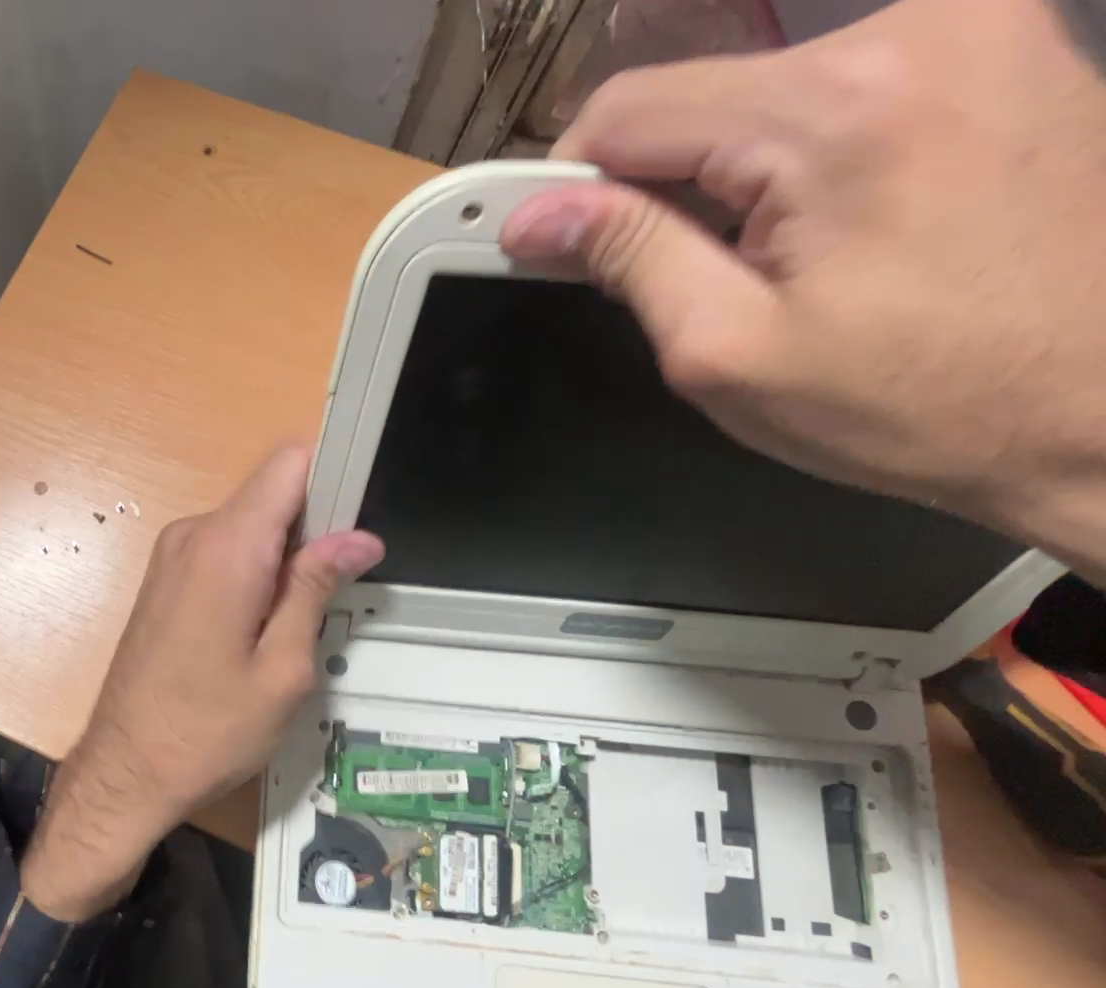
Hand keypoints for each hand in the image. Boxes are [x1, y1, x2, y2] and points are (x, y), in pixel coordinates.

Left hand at [19, 446, 384, 919]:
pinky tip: (257, 629)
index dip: (332, 475)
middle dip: (312, 530)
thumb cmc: (207, 732)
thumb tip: (358, 538)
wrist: (125, 770)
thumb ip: (316, 589)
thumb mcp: (283, 669)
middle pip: (270, 495)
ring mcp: (171, 555)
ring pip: (249, 525)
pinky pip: (223, 550)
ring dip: (283, 559)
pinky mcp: (164, 578)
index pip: (287, 464)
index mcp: (226, 548)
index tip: (358, 516)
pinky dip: (253, 572)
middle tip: (332, 595)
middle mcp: (192, 536)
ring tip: (291, 627)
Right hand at [499, 0, 1105, 578]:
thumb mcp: (727, 347)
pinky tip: (806, 228)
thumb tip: (535, 216)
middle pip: (691, 96)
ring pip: (753, 95)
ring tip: (745, 262)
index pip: (625, 110)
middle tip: (654, 276)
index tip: (548, 246)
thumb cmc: (911, 403)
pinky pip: (827, 94)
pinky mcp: (999, 54)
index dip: (564, 182)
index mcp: (838, 108)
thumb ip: (626, 258)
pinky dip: (781, 158)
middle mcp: (916, 31)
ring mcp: (973, 31)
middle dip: (644, 185)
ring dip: (713, 175)